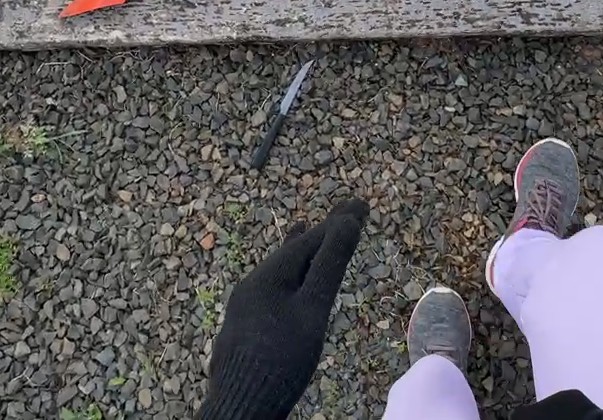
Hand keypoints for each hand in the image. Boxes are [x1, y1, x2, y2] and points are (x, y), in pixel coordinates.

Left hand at [197, 198, 368, 419]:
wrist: (241, 407)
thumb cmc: (281, 357)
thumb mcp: (313, 308)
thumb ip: (330, 264)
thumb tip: (349, 220)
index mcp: (269, 273)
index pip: (311, 238)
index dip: (339, 221)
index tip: (361, 204)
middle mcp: (254, 281)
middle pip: (296, 249)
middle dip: (322, 231)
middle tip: (347, 211)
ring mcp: (247, 303)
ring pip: (281, 268)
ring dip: (302, 251)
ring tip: (306, 227)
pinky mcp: (246, 324)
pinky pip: (273, 286)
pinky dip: (288, 273)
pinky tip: (288, 277)